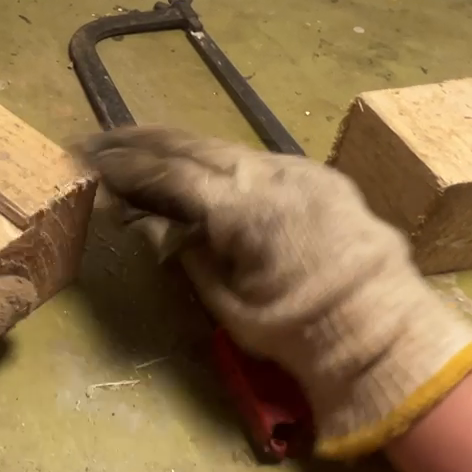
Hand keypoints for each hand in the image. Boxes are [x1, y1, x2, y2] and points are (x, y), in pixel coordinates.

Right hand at [85, 126, 471, 458]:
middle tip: (99, 137)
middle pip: (189, 146)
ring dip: (177, 146)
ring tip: (138, 143)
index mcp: (241, 209)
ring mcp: (297, 168)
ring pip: (223, 146)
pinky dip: (216, 159)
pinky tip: (197, 163)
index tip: (88, 159)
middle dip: (139, 141)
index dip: (123, 166)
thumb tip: (146, 221)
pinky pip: (255, 158)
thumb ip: (184, 251)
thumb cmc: (294, 332)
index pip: (167, 174)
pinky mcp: (317, 173)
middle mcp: (268, 174)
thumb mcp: (225, 301)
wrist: (383, 334)